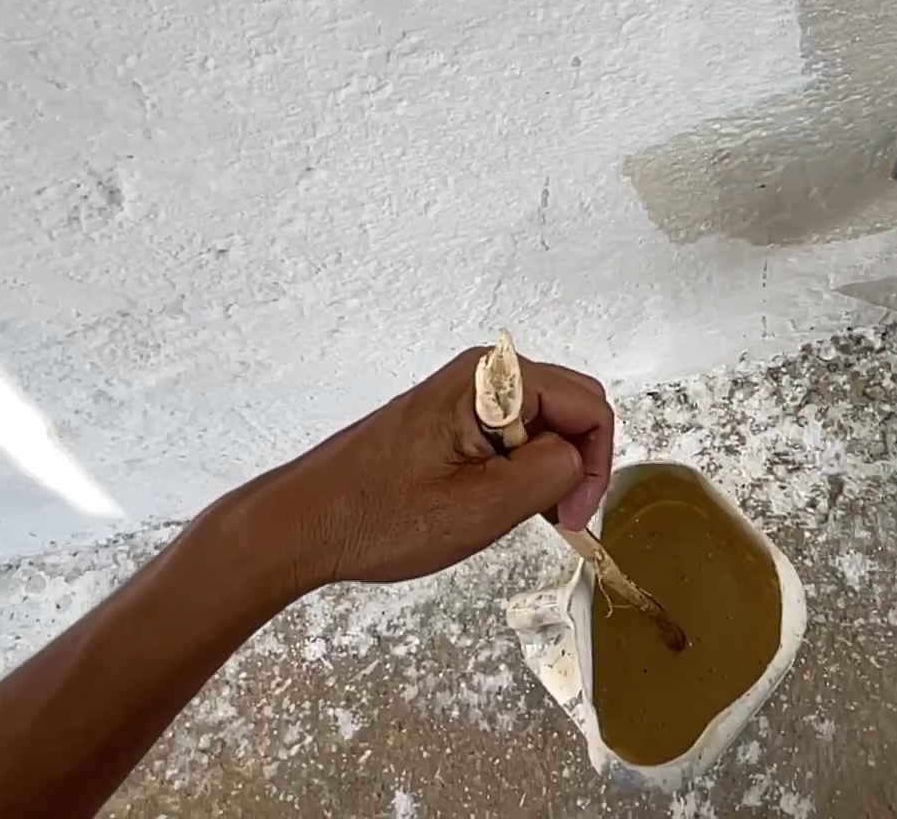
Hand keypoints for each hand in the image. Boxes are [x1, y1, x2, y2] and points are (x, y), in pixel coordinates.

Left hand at [268, 348, 614, 586]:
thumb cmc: (380, 517)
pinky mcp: (457, 413)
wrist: (302, 524)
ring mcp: (469, 391)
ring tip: (523, 512)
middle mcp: (487, 373)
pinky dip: (525, 465)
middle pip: (573, 407)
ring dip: (551, 467)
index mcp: (494, 380)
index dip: (595, 464)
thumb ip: (551, 473)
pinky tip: (499, 499)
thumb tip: (579, 459)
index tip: (572, 516)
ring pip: (548, 421)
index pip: (589, 407)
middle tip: (557, 515)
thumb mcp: (481, 507)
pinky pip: (518, 430)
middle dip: (578, 462)